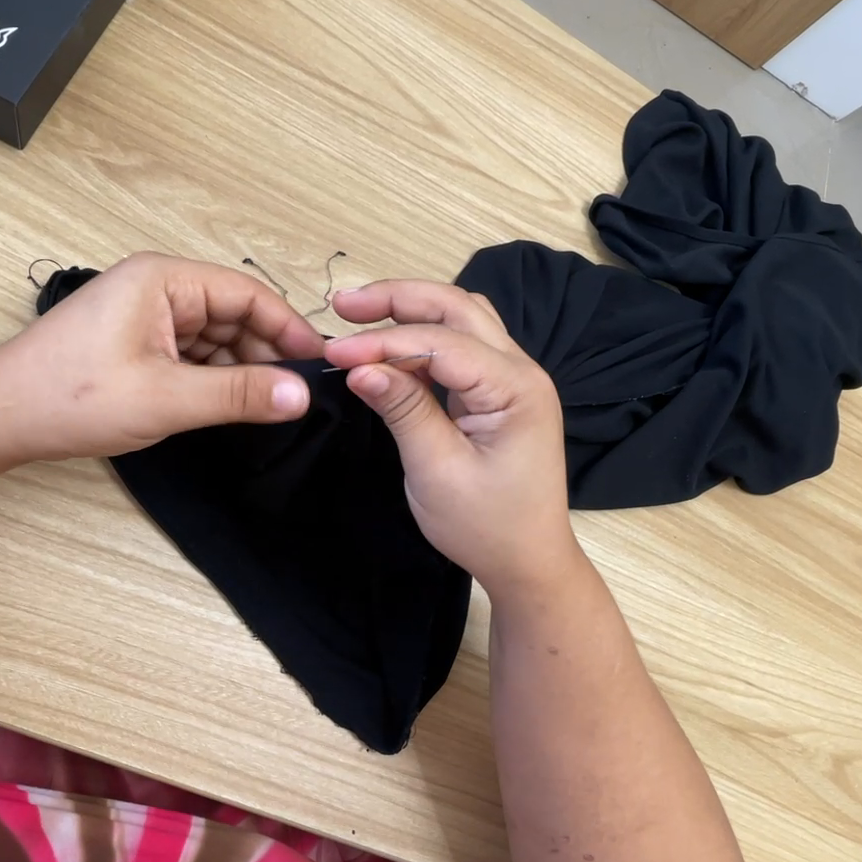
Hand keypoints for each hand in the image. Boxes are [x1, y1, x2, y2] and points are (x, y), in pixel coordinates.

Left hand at [0, 253, 324, 462]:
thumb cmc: (70, 398)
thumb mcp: (167, 398)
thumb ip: (239, 394)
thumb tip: (300, 396)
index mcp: (164, 280)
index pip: (247, 294)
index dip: (288, 327)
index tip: (317, 364)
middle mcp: (160, 289)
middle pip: (236, 315)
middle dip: (268, 352)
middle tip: (297, 394)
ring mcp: (150, 317)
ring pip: (220, 338)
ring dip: (245, 369)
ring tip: (271, 404)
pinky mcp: (143, 343)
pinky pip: (198, 355)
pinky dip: (220, 378)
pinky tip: (237, 404)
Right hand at [325, 280, 580, 591]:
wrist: (528, 562)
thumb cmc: (487, 526)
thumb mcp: (437, 471)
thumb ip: (403, 410)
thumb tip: (359, 367)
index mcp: (516, 388)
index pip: (441, 342)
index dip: (384, 341)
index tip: (334, 354)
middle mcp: (521, 370)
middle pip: (457, 308)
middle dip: (399, 299)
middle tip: (343, 305)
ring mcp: (513, 379)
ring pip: (461, 320)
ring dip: (412, 311)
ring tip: (360, 317)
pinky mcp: (498, 393)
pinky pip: (461, 348)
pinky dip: (422, 341)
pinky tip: (389, 349)